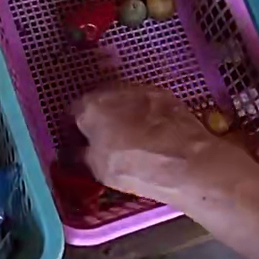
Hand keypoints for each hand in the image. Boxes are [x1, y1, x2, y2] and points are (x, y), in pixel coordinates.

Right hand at [72, 85, 258, 207]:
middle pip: (99, 101)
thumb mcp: (97, 169)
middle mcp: (112, 90)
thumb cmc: (133, 167)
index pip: (73, 112)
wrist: (185, 163)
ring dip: (123, 112)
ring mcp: (141, 90)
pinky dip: (145, 114)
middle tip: (105, 137)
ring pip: (124, 99)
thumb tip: (78, 150)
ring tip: (130, 134)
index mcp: (89, 107)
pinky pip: (146, 103)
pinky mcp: (166, 94)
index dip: (75, 127)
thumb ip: (83, 153)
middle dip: (100, 115)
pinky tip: (152, 132)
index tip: (80, 140)